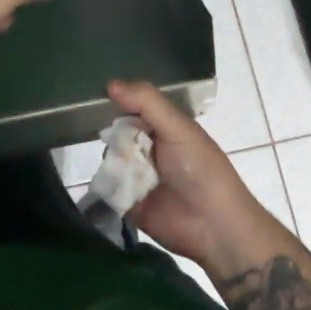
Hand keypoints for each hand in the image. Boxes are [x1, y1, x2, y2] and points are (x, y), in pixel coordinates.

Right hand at [108, 80, 278, 273]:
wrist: (213, 225)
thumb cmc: (200, 168)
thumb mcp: (177, 127)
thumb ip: (146, 101)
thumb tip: (109, 83)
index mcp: (162, 127)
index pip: (132, 106)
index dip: (118, 100)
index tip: (97, 95)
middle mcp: (147, 148)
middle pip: (117, 131)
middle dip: (109, 131)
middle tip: (99, 132)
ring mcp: (136, 175)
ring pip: (110, 156)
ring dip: (110, 157)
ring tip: (117, 161)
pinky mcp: (126, 201)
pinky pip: (107, 186)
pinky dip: (106, 181)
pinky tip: (110, 178)